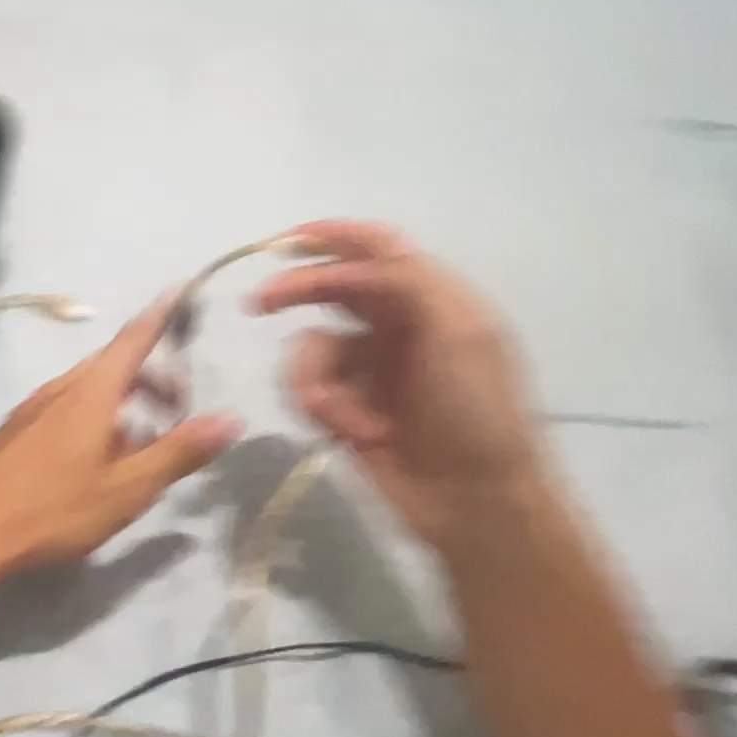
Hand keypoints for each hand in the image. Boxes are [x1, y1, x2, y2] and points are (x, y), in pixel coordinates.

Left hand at [0, 298, 242, 603]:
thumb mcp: (127, 488)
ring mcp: (32, 408)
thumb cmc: (53, 508)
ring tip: (141, 444)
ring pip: (88, 388)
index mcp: (91, 391)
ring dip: (124, 401)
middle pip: (113, 364)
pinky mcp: (15, 430)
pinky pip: (65, 407)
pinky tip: (96, 460)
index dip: (161, 314)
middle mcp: (60, 388)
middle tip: (177, 412)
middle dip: (151, 377)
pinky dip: (95, 416)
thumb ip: (178, 451)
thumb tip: (230, 418)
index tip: (181, 290)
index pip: (134, 338)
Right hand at [250, 219, 548, 548]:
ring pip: (309, 346)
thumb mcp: (461, 334)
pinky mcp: (344, 406)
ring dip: (315, 380)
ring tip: (339, 418)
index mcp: (432, 300)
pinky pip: (307, 388)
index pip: (377, 249)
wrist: (474, 501)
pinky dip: (322, 408)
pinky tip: (352, 434)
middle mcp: (395, 325)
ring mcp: (368, 367)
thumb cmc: (477, 414)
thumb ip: (410, 282)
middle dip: (295, 294)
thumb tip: (350, 268)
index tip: (283, 242)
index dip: (332, 235)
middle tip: (258, 306)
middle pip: (330, 288)